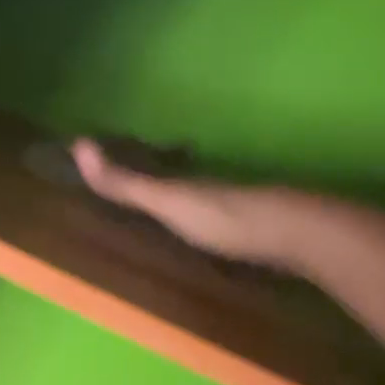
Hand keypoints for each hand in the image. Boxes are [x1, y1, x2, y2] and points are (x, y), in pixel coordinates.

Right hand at [71, 139, 311, 269]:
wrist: (306, 237)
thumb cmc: (228, 217)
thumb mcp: (167, 199)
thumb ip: (125, 182)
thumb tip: (79, 144)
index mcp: (184, 179)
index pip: (146, 161)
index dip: (122, 158)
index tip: (97, 152)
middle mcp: (208, 187)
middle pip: (173, 177)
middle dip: (150, 173)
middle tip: (125, 178)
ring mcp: (235, 209)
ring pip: (198, 198)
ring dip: (179, 199)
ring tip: (157, 210)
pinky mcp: (256, 235)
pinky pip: (218, 222)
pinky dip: (203, 223)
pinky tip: (200, 239)